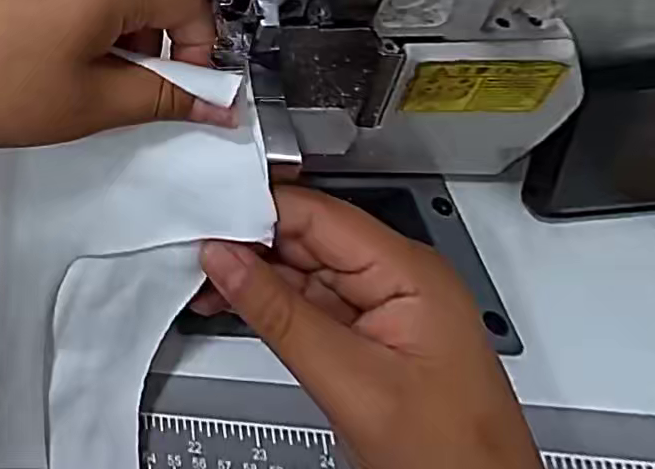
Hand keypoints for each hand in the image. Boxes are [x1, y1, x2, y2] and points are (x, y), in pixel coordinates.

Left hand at [0, 0, 234, 151]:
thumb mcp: (88, 103)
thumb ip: (162, 96)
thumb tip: (218, 99)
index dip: (202, 46)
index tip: (185, 90)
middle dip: (155, 44)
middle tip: (125, 94)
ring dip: (117, 37)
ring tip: (79, 85)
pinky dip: (82, 25)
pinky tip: (45, 63)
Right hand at [195, 187, 540, 468]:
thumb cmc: (455, 462)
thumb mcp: (351, 383)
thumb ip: (278, 313)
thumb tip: (224, 257)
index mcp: (407, 271)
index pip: (315, 213)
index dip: (257, 211)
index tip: (208, 221)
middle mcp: (394, 274)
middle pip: (303, 234)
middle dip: (247, 243)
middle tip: (199, 252)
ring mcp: (377, 301)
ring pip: (297, 264)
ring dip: (250, 273)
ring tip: (206, 282)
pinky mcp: (362, 326)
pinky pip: (302, 295)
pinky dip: (265, 299)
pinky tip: (231, 302)